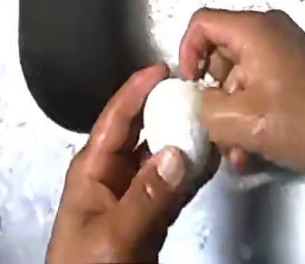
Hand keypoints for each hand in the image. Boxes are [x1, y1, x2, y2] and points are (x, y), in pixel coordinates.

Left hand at [47, 66, 201, 263]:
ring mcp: (131, 198)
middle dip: (165, 109)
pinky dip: (190, 175)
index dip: (137, 89)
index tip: (163, 67)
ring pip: (160, 159)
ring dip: (183, 141)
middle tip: (195, 90)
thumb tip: (177, 151)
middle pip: (141, 132)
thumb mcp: (113, 236)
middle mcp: (112, 175)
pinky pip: (171, 188)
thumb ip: (145, 196)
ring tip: (211, 121)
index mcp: (93, 168)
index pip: (116, 117)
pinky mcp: (148, 221)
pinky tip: (210, 162)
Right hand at [179, 8, 304, 177]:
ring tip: (237, 150)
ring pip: (239, 72)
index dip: (186, 52)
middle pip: (219, 50)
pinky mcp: (295, 66)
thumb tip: (191, 104)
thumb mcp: (243, 120)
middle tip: (215, 128)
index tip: (189, 87)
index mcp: (252, 28)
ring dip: (232, 109)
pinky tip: (254, 147)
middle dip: (213, 92)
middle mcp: (267, 28)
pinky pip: (259, 79)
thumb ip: (205, 109)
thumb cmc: (302, 120)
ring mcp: (284, 46)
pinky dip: (251, 107)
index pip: (201, 23)